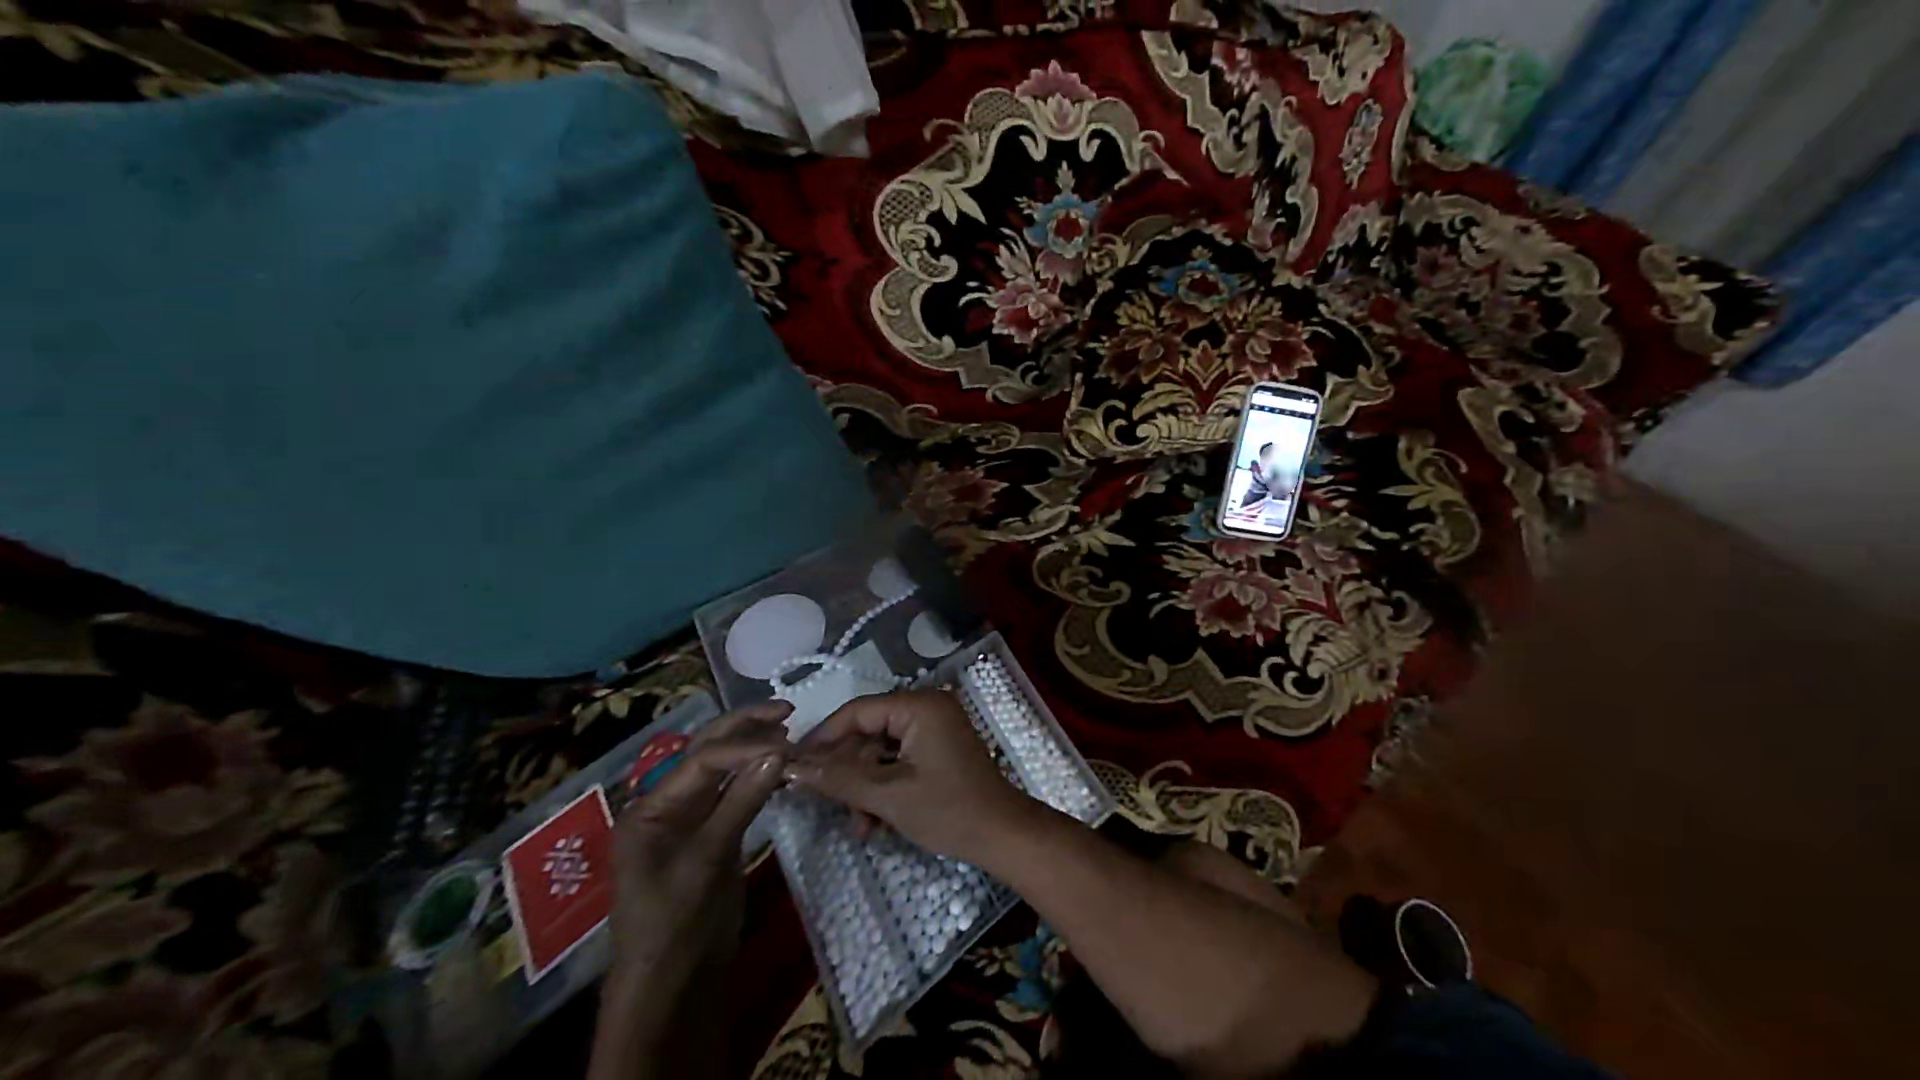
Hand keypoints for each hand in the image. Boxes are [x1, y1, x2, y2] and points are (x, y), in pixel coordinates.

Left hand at [607, 701, 790, 980]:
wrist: (670, 988)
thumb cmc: (673, 926)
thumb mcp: (705, 862)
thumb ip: (740, 803)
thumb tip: (778, 754)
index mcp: (649, 807)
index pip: (702, 760)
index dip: (745, 748)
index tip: (788, 745)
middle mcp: (668, 805)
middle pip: (707, 753)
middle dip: (744, 729)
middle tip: (787, 712)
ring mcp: (691, 821)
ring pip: (723, 771)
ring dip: (753, 749)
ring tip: (789, 732)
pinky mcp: (713, 838)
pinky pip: (735, 795)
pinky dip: (758, 778)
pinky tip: (781, 769)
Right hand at [786, 689, 1036, 862]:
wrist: (1004, 837)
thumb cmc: (949, 810)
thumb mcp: (888, 796)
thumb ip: (839, 779)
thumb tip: (792, 768)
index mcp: (919, 705)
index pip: (857, 712)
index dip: (824, 738)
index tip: (795, 763)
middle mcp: (927, 707)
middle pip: (869, 734)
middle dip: (850, 774)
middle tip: (829, 804)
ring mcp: (934, 729)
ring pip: (881, 753)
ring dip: (866, 789)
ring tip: (862, 827)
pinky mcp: (938, 749)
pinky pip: (899, 761)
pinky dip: (885, 789)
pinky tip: (876, 824)